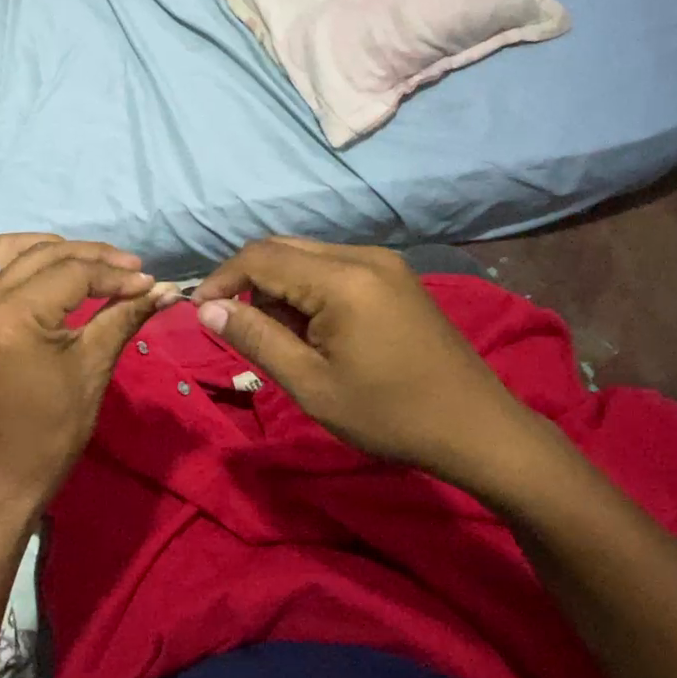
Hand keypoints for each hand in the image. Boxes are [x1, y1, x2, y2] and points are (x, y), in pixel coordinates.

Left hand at [0, 234, 177, 518]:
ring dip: (46, 247)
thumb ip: (124, 316)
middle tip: (131, 268)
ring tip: (85, 260)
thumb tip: (167, 288)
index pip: (71, 274)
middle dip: (91, 257)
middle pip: (42, 256)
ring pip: (4, 250)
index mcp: (13, 318)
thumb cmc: (54, 428)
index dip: (114, 274)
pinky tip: (25, 258)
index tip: (149, 280)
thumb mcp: (94, 367)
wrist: (6, 471)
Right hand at [192, 237, 536, 481]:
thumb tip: (206, 309)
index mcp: (341, 279)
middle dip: (248, 282)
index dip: (221, 280)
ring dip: (278, 287)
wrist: (477, 429)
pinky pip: (332, 267)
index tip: (199, 314)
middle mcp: (362, 256)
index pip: (260, 258)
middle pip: (281, 248)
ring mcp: (383, 263)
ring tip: (277, 337)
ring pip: (306, 256)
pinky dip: (306, 289)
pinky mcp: (394, 277)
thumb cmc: (389, 414)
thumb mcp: (311, 384)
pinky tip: (312, 329)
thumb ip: (255, 338)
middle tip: (235, 328)